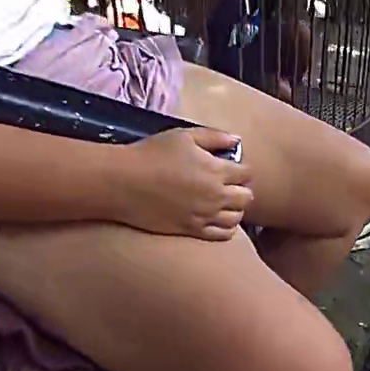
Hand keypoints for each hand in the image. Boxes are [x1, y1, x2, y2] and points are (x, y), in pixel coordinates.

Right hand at [111, 128, 254, 239]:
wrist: (122, 182)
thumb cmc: (151, 154)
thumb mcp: (184, 136)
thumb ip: (214, 137)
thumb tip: (236, 139)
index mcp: (217, 170)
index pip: (247, 174)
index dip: (242, 170)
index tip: (233, 169)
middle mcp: (216, 195)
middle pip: (246, 197)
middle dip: (241, 190)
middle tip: (230, 186)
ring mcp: (205, 215)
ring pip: (237, 217)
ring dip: (235, 209)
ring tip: (224, 203)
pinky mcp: (192, 229)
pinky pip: (222, 234)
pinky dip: (226, 227)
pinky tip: (217, 219)